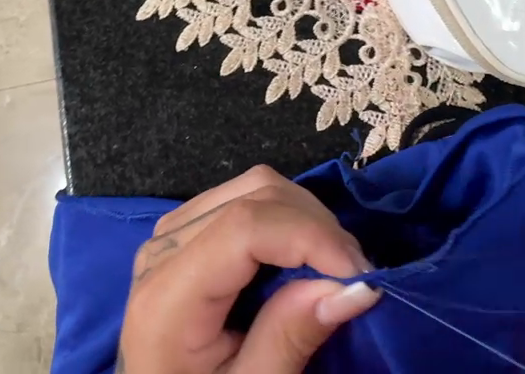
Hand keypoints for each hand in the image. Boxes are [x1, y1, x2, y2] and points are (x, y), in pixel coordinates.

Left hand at [118, 165, 382, 373]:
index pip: (244, 227)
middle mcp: (163, 246)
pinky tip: (304, 257)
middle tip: (358, 278)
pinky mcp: (185, 228)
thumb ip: (289, 339)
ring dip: (306, 217)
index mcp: (167, 294)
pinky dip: (286, 217)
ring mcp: (172, 230)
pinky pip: (243, 197)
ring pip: (254, 186)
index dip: (310, 237)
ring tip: (335, 269)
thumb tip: (352, 287)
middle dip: (317, 226)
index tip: (361, 274)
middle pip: (254, 195)